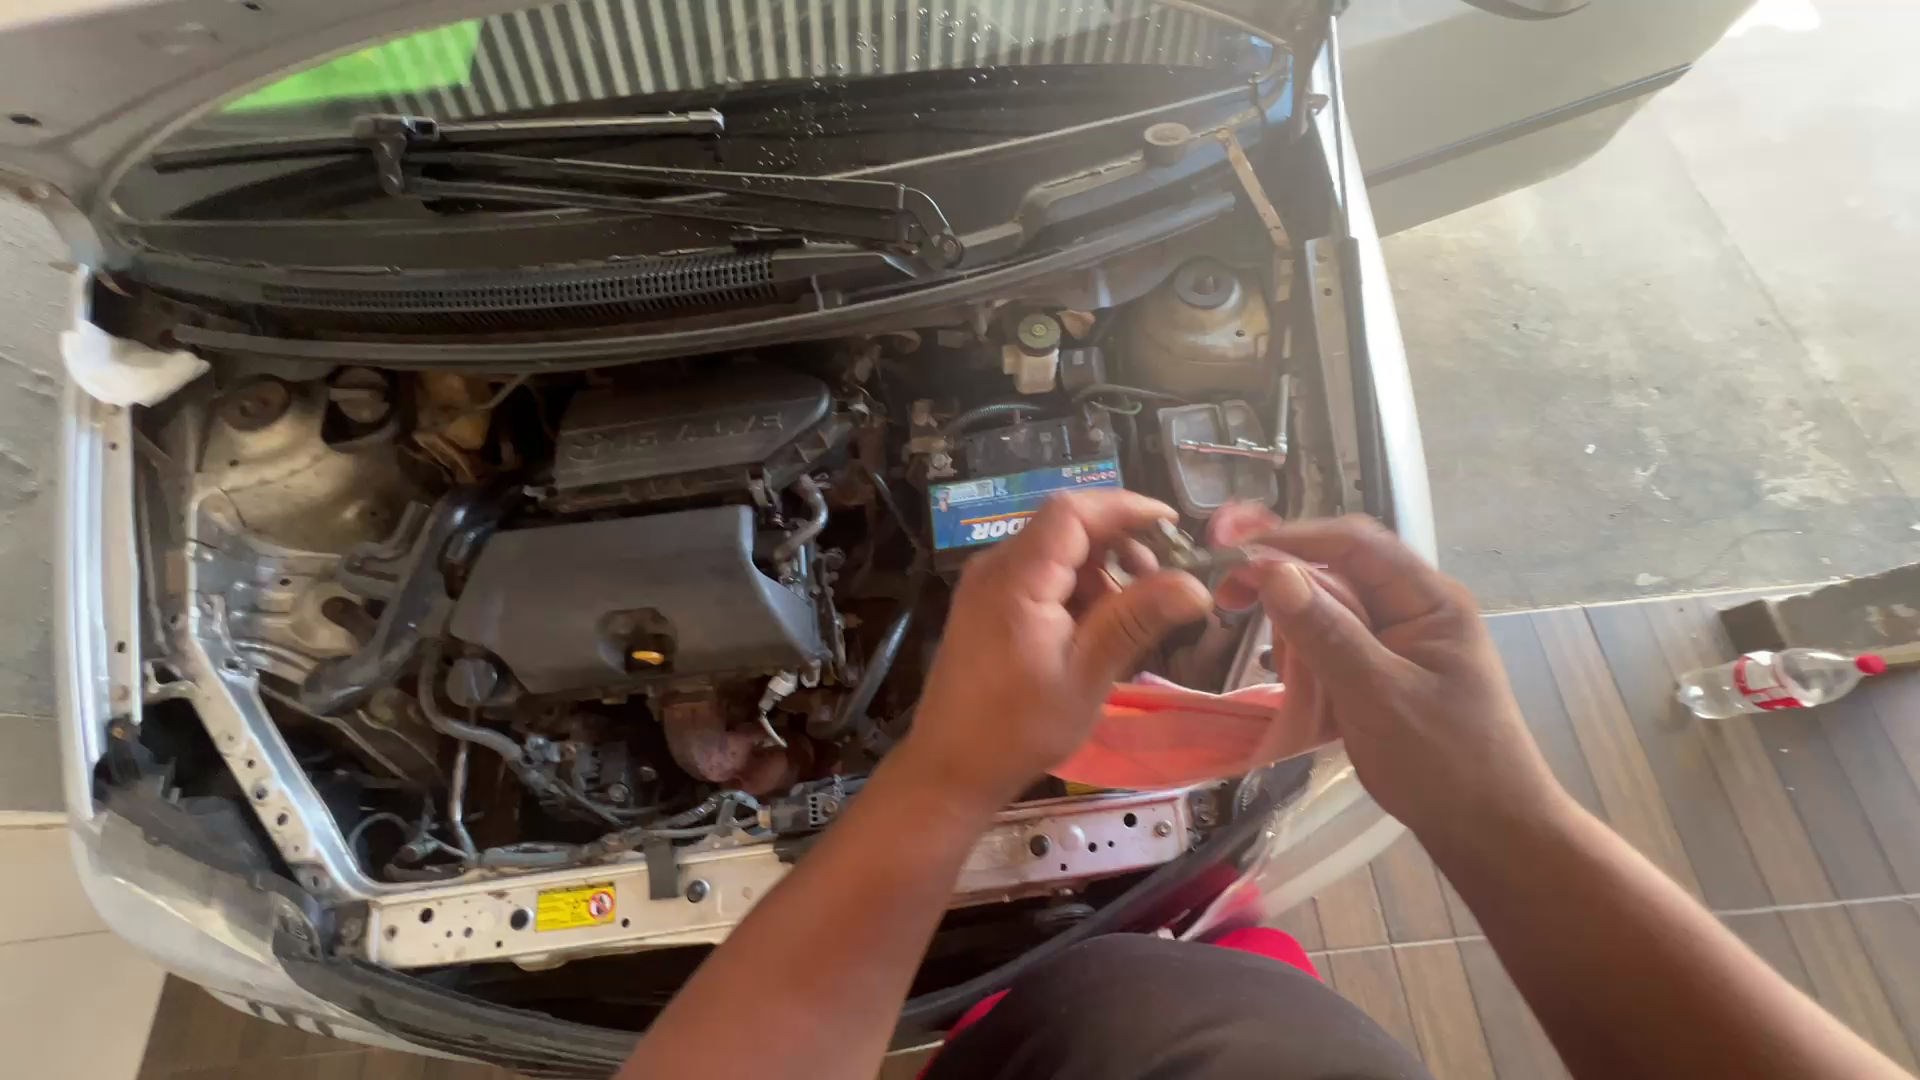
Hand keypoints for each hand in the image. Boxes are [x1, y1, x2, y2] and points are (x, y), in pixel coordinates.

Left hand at [898, 491, 1213, 807]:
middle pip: (1064, 527)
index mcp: (1017, 578)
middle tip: (1157, 585)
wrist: (951, 765)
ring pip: (1054, 551)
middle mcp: (994, 566)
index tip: (1174, 528)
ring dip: (1098, 571)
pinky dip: (1073, 589)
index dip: (1125, 508)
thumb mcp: (1087, 676)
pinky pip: (1038, 574)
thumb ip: (1136, 620)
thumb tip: (1197, 584)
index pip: (1072, 511)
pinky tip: (1091, 629)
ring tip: (1126, 618)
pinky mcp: (985, 602)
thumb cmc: (1019, 728)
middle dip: (1118, 545)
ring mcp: (986, 584)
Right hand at [1246, 516, 1567, 841]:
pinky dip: (1300, 647)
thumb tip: (1270, 571)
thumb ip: (1325, 631)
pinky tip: (1283, 669)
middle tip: (1228, 600)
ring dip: (1290, 619)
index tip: (1232, 555)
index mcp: (1428, 599)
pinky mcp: (1380, 665)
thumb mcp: (1377, 694)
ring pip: (1327, 604)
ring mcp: (1397, 636)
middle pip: (1335, 568)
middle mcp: (1413, 606)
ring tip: (1261, 644)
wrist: (1486, 831)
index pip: (1353, 542)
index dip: (1290, 539)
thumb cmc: (1443, 762)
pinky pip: (1329, 637)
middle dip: (1282, 581)